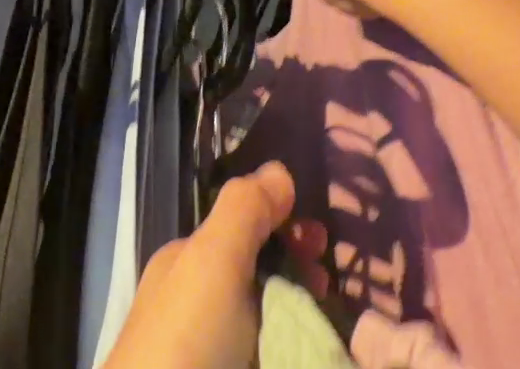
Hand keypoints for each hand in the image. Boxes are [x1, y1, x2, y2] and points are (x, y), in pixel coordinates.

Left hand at [103, 162, 322, 368]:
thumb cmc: (186, 340)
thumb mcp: (213, 259)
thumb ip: (244, 210)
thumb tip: (279, 169)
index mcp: (191, 266)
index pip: (244, 232)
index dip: (284, 229)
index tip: (321, 246)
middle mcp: (200, 306)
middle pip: (262, 278)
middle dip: (302, 279)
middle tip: (330, 291)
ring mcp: (216, 351)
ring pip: (269, 324)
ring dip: (304, 322)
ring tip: (334, 331)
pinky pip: (270, 353)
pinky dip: (296, 349)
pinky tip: (318, 352)